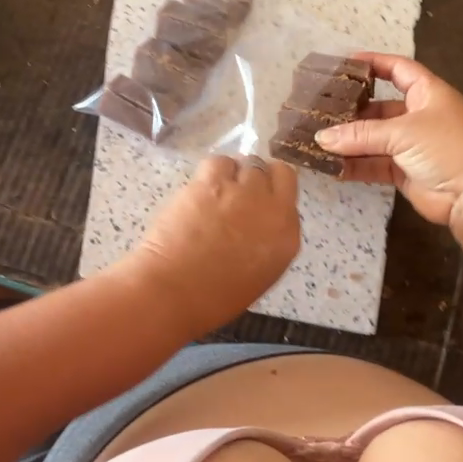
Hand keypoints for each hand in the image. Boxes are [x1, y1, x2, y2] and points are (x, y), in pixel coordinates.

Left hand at [124, 155, 300, 334]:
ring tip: (217, 191)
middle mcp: (271, 208)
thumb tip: (258, 225)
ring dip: (236, 174)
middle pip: (274, 172)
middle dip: (259, 179)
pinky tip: (201, 188)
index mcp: (287, 237)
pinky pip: (219, 162)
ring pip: (247, 163)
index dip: (273, 193)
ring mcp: (241, 191)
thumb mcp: (259, 274)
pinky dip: (212, 171)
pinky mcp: (210, 182)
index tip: (259, 201)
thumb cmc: (212, 299)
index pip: (290, 195)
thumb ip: (267, 242)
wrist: (173, 291)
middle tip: (239, 193)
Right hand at [315, 53, 462, 228]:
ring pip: (374, 139)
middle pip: (380, 107)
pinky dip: (354, 165)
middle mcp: (420, 116)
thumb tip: (321, 137)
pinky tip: (330, 166)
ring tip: (316, 139)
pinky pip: (374, 164)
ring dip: (348, 141)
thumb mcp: (404, 132)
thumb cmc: (449, 148)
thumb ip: (361, 134)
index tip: (344, 63)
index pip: (398, 70)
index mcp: (428, 93)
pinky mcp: (406, 172)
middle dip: (352, 109)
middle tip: (319, 109)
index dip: (374, 63)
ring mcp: (413, 146)